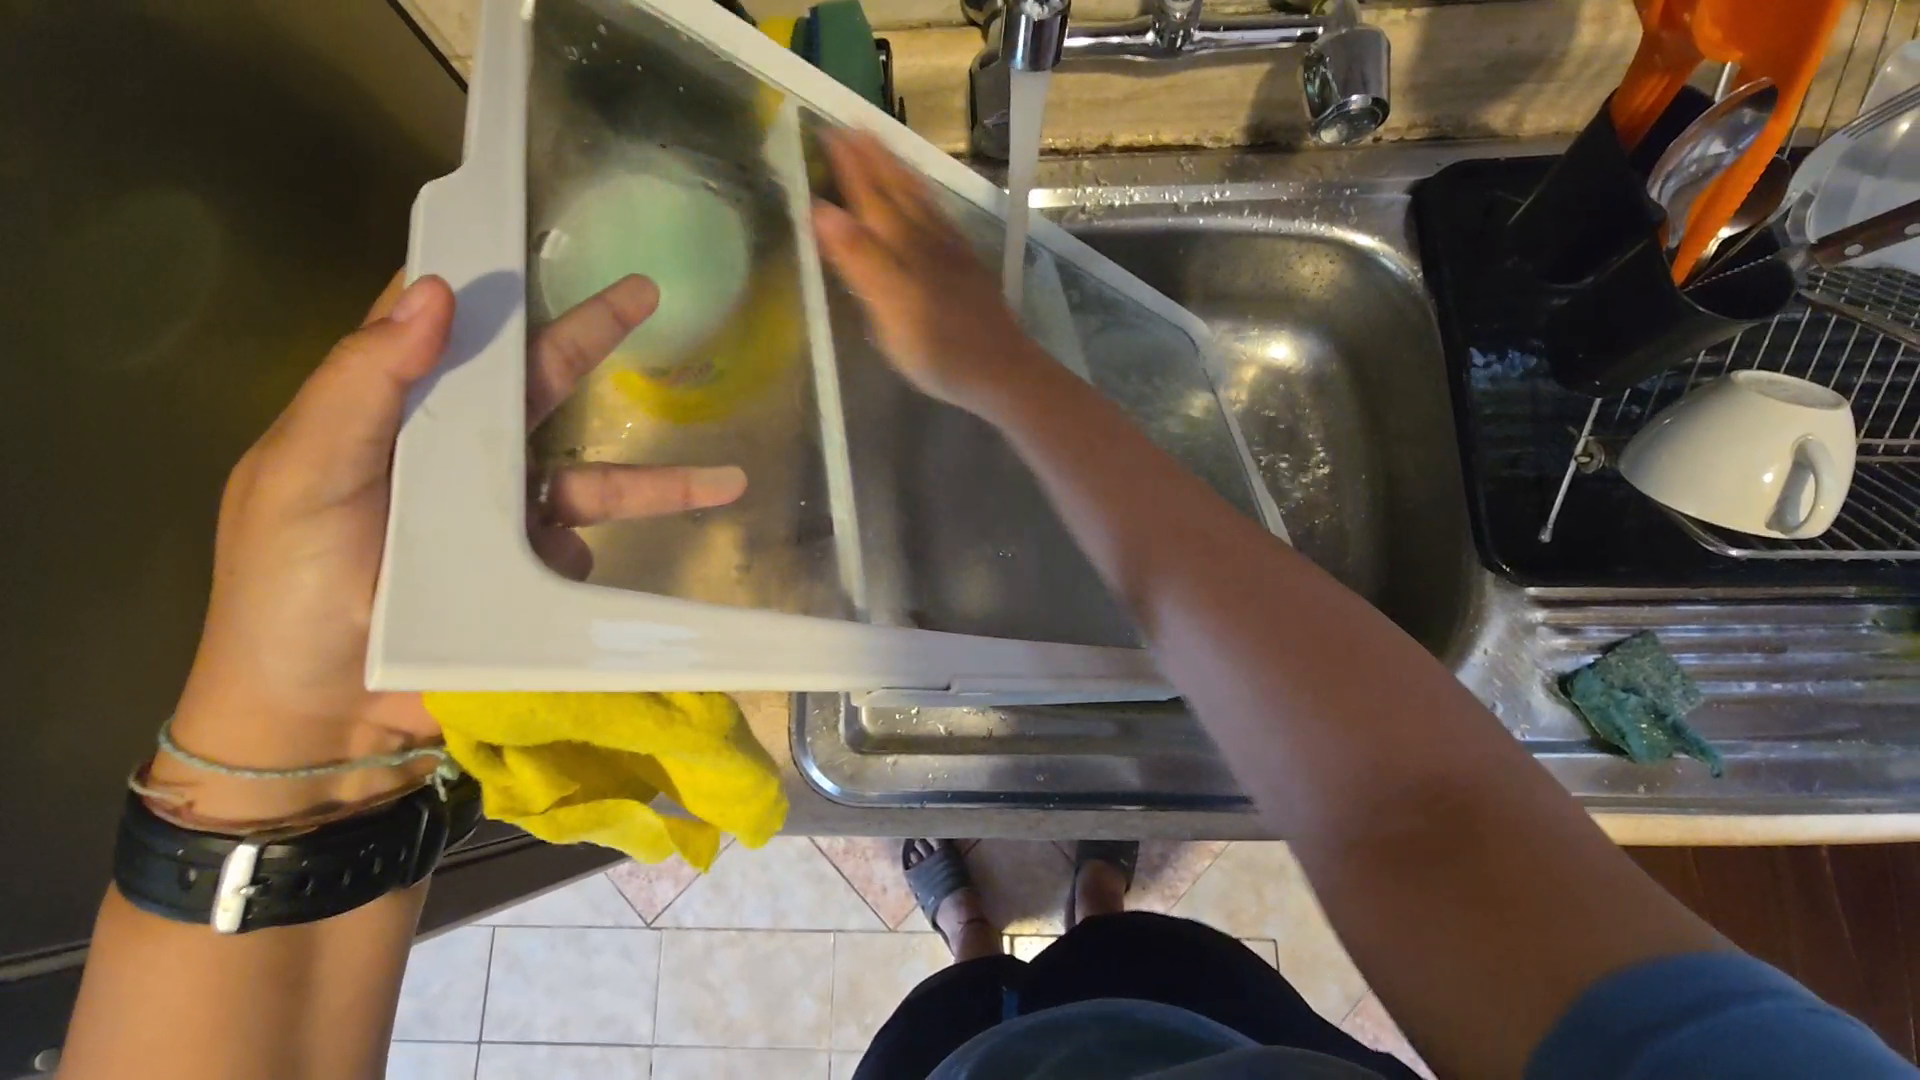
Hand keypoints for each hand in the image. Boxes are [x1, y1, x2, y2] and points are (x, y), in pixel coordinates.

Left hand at [152, 273, 745, 825]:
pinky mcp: (534, 579)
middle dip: (593, 341)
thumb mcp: (303, 480)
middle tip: (649, 296)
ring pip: (591, 484)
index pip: (450, 337)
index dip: (491, 288)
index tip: (533, 239)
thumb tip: (439, 292)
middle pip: (537, 390)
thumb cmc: (292, 595)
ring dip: (660, 484)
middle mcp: (458, 464)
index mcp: (396, 424)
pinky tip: (572, 575)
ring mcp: (504, 526)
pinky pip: (582, 550)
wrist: (322, 722)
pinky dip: (592, 555)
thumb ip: (363, 386)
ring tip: (729, 483)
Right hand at [812, 129, 1055, 413]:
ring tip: (887, 151)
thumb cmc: (939, 350)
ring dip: (901, 174)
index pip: (871, 198)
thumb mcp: (890, 309)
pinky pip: (944, 221)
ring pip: (923, 202)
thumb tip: (822, 210)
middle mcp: (928, 242)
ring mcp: (953, 255)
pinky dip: (929, 202)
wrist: (1002, 372)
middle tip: (855, 127)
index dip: (850, 168)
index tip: (829, 132)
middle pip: (898, 192)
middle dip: (875, 161)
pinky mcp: (970, 271)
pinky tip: (928, 203)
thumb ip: (860, 260)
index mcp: (903, 248)